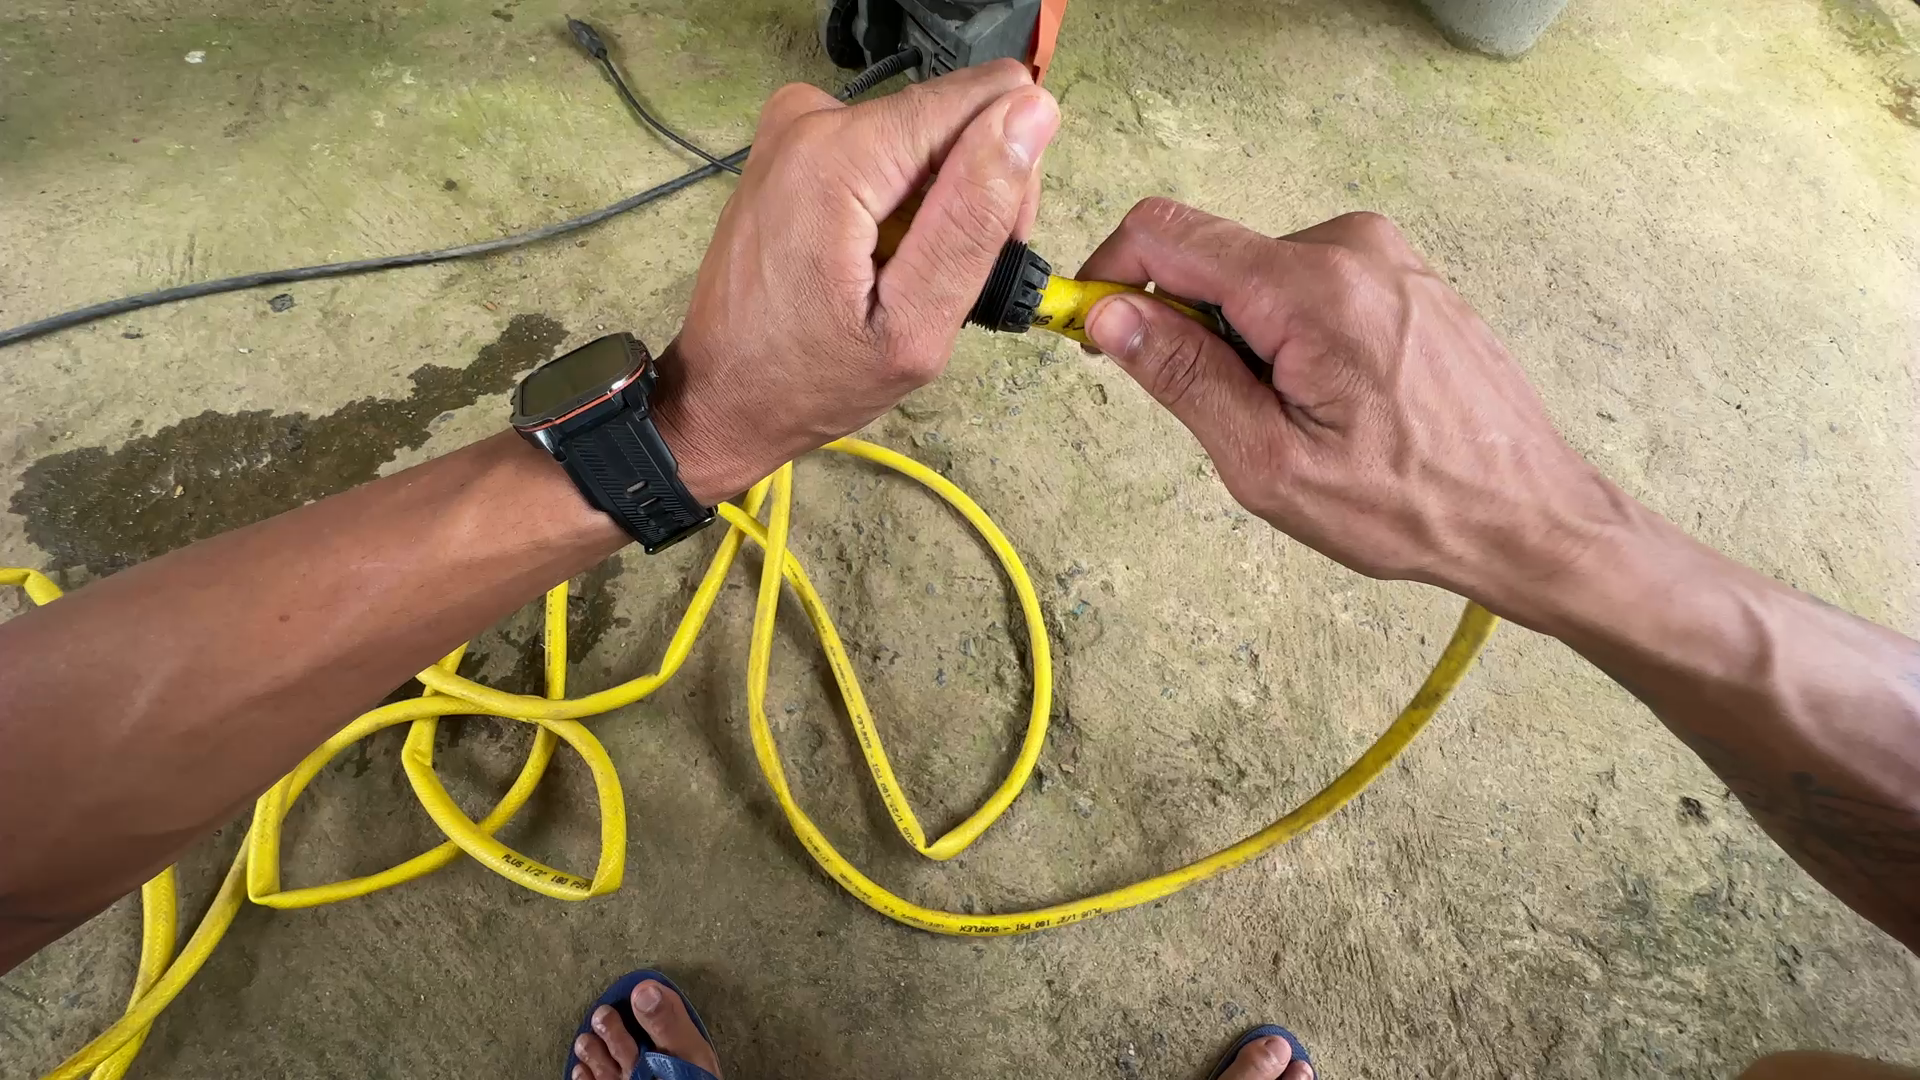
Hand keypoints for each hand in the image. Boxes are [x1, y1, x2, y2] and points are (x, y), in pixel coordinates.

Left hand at [651, 60, 1058, 504]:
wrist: (727, 395)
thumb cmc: (811, 381)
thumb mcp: (913, 326)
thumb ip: (974, 220)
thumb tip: (1032, 117)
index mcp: (840, 156)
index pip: (985, 102)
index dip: (1008, 177)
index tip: (983, 252)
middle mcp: (811, 117)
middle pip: (955, 118)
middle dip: (969, 198)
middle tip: (932, 280)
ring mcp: (797, 127)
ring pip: (925, 140)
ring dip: (933, 212)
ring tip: (897, 280)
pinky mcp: (796, 147)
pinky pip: (887, 156)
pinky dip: (899, 210)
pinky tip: (875, 263)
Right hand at [1078, 198, 1630, 626]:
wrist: (1528, 515)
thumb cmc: (1398, 505)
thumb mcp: (1266, 461)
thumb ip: (1184, 376)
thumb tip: (1108, 313)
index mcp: (1310, 287)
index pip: (1166, 235)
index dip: (1107, 276)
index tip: (1088, 335)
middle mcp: (1346, 245)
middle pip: (1207, 260)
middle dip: (1176, 328)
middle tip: (1207, 413)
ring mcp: (1377, 254)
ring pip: (1248, 279)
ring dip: (1230, 342)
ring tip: (1277, 418)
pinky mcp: (1392, 274)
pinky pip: (1293, 287)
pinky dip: (1271, 336)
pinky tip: (1313, 398)